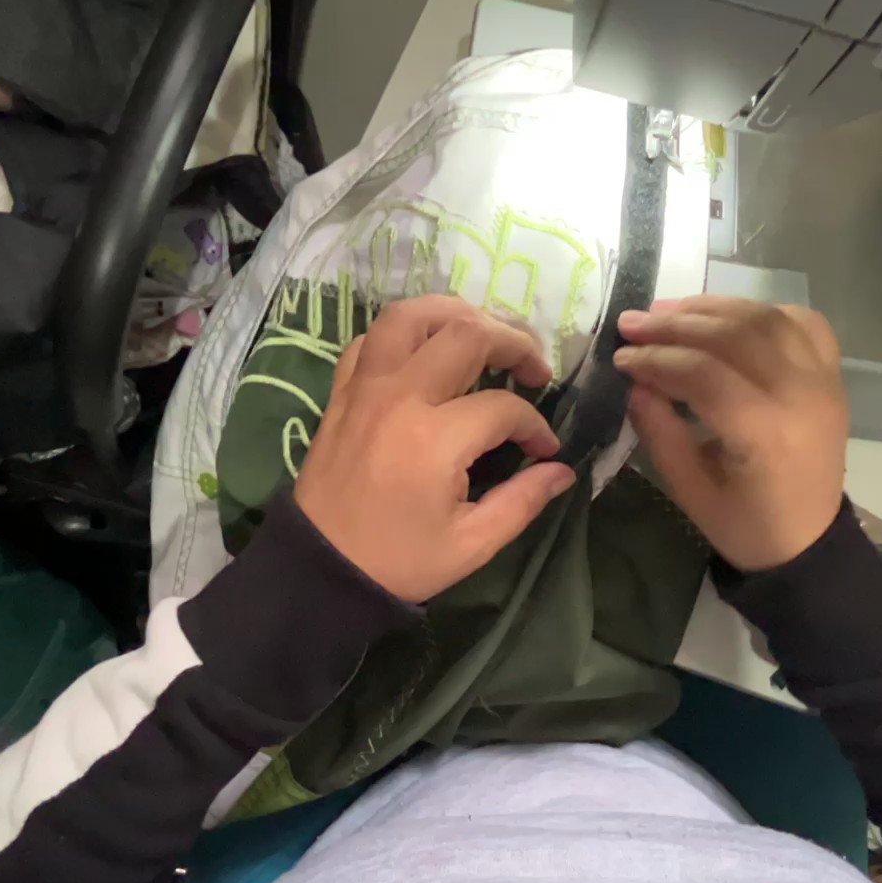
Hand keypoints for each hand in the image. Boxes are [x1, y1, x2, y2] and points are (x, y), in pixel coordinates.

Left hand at [293, 295, 577, 601]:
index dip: (535, 425)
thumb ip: (522, 502)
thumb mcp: (471, 544)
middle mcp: (400, 397)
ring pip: (411, 316)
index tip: (545, 450)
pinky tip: (425, 352)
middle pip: (466, 334)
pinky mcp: (342, 392)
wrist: (319, 567)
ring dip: (457, 315)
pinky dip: (404, 334)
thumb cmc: (398, 560)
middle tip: (534, 370)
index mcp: (434, 439)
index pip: (504, 407)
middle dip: (513, 343)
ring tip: (485, 335)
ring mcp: (365, 387)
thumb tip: (562, 470)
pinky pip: (371, 339)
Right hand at [615, 296, 846, 571]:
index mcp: (766, 434)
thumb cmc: (744, 526)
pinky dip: (762, 312)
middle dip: (676, 324)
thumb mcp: (690, 491)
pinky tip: (728, 319)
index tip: (620, 358)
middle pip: (735, 334)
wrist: (808, 543)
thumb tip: (634, 384)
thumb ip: (660, 433)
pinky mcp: (831, 376)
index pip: (704, 373)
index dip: (656, 359)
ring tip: (669, 311)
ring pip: (766, 318)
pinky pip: (802, 323)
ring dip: (713, 308)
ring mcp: (823, 380)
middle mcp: (802, 395)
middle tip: (633, 323)